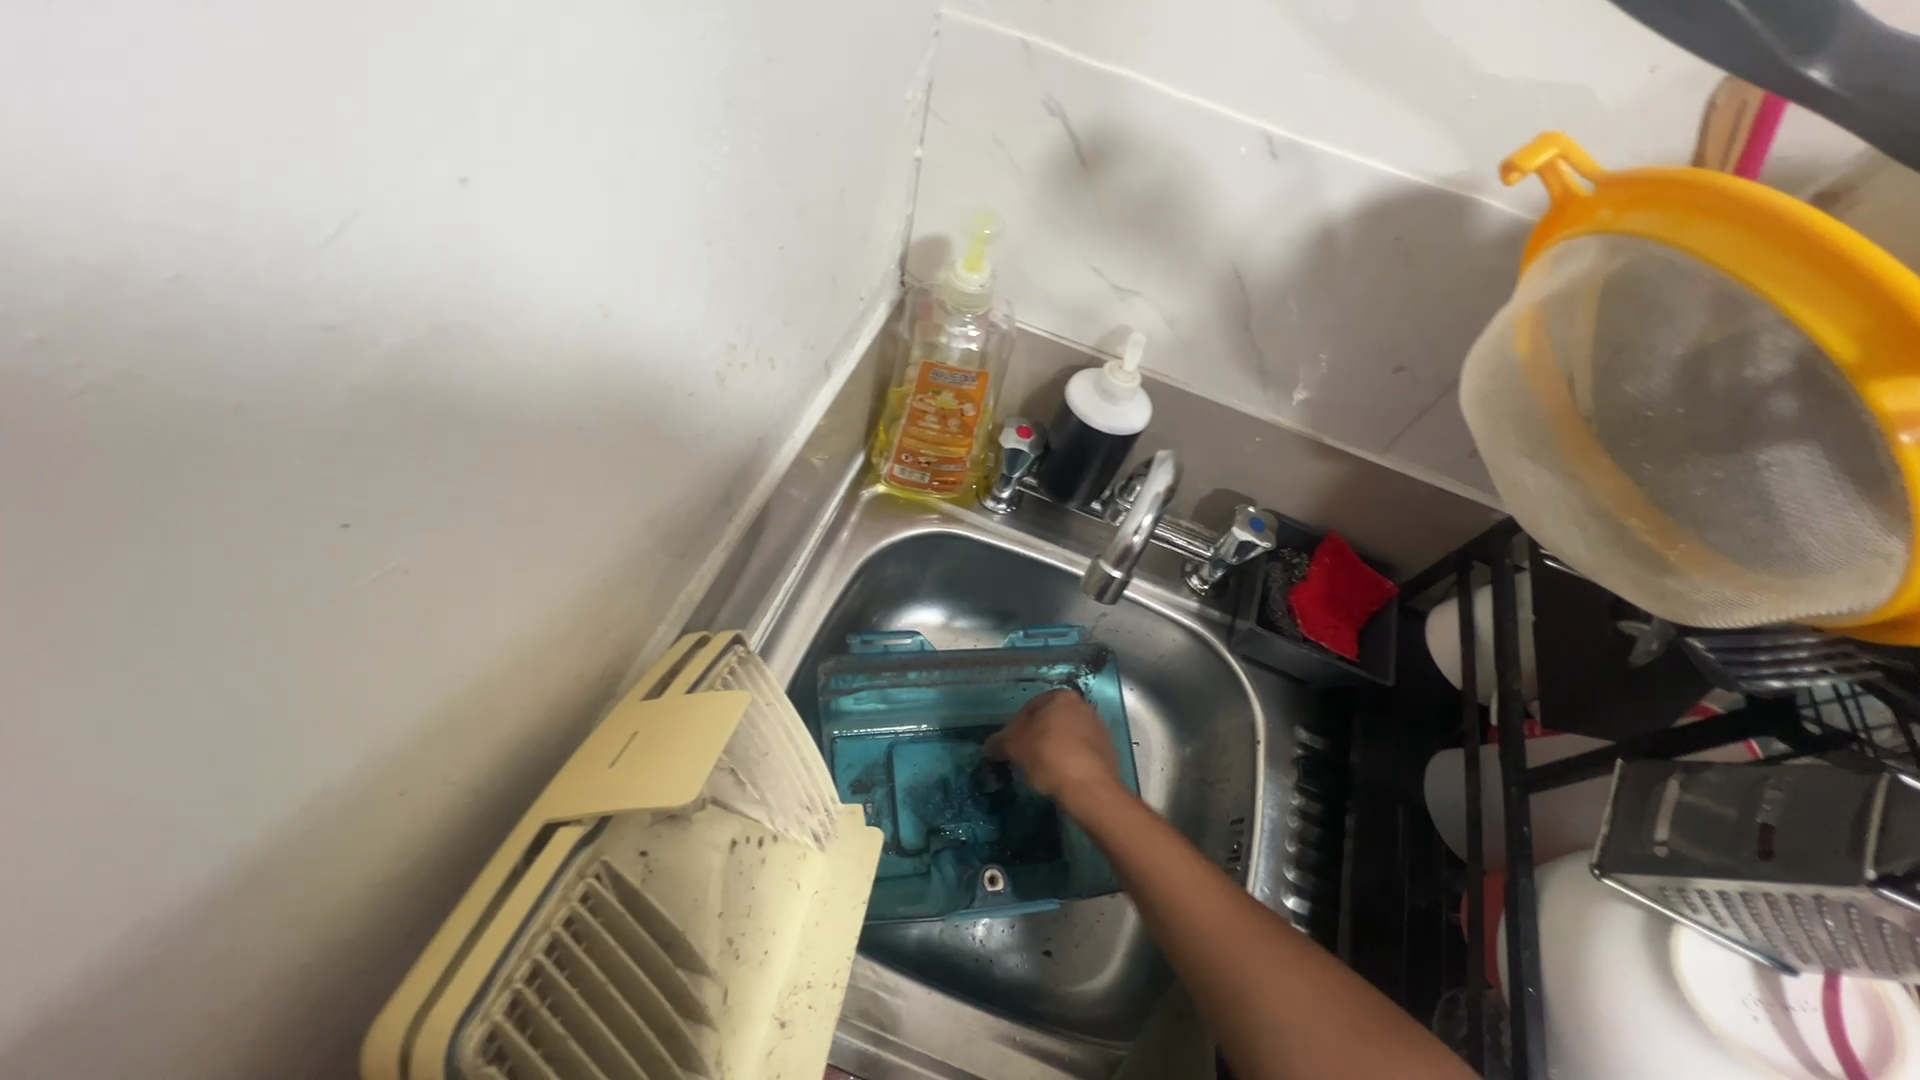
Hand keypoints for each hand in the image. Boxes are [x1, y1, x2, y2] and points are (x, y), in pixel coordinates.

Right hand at [984, 688, 1125, 813]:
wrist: (1089, 787)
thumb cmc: (1047, 756)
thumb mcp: (1013, 747)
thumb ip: (998, 742)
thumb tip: (988, 746)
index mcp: (1061, 697)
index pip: (1029, 708)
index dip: (1014, 728)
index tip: (1008, 747)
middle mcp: (1083, 706)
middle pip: (1049, 721)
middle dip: (1034, 738)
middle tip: (1021, 758)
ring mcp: (1098, 728)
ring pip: (1065, 737)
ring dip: (1051, 750)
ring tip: (1039, 771)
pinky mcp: (1108, 751)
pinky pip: (1079, 753)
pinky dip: (1067, 761)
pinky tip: (1058, 777)